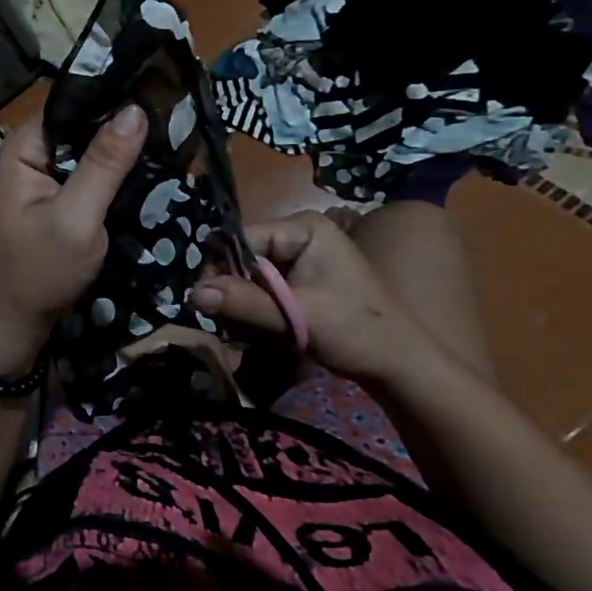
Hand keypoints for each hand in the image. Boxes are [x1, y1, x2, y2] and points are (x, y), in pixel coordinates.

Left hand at [0, 104, 147, 376]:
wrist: (21, 322)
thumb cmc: (41, 270)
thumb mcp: (76, 217)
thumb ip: (104, 165)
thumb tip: (136, 109)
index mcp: (25, 148)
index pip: (71, 102)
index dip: (112, 94)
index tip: (158, 89)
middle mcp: (36, 154)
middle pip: (85, 124)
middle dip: (125, 122)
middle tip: (176, 115)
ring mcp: (51, 177)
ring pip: (95, 149)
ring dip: (127, 148)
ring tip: (174, 135)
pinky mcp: (67, 197)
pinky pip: (97, 173)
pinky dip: (122, 172)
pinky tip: (154, 167)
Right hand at [188, 210, 433, 383]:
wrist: (397, 363)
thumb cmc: (355, 331)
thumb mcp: (297, 316)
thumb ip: (245, 303)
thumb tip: (194, 293)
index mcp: (303, 228)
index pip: (240, 239)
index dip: (220, 269)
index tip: (209, 304)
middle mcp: (298, 234)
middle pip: (242, 258)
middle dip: (233, 293)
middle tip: (234, 327)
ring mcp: (300, 258)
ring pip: (249, 278)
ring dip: (244, 308)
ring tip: (255, 335)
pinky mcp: (299, 281)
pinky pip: (263, 291)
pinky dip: (258, 314)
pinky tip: (267, 335)